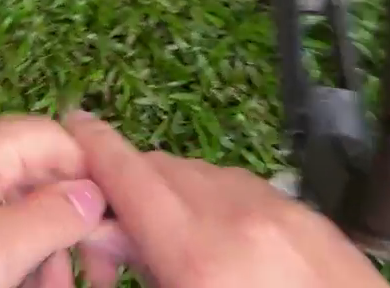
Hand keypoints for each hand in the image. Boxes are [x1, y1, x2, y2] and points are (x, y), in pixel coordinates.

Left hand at [0, 116, 109, 287]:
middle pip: (38, 170)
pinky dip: (17, 251)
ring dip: (47, 246)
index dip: (91, 174)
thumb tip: (98, 191)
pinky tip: (27, 284)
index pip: (52, 136)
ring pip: (20, 201)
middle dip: (70, 220)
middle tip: (97, 277)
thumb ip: (54, 217)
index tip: (123, 226)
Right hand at [64, 113, 389, 287]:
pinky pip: (250, 190)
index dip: (91, 143)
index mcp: (198, 254)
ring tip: (186, 239)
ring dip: (181, 192)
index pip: (125, 171)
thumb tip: (107, 231)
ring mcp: (284, 214)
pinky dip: (227, 203)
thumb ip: (140, 264)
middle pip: (160, 167)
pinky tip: (236, 243)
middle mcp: (237, 217)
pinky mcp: (319, 222)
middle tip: (130, 225)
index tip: (70, 125)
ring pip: (203, 172)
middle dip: (136, 185)